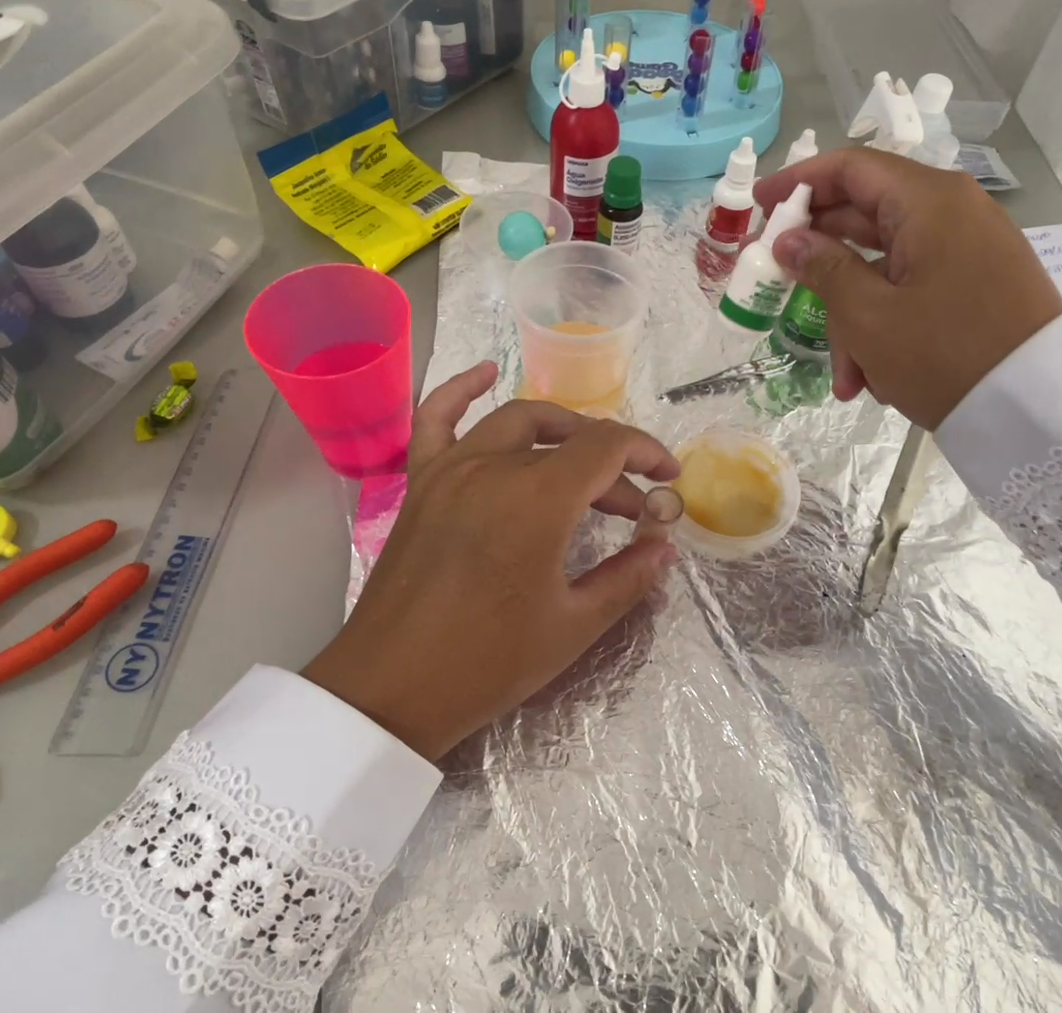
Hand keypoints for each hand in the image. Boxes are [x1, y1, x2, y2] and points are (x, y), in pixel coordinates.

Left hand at [301, 362, 681, 759]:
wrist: (392, 687)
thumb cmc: (487, 663)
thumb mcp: (573, 626)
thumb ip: (627, 578)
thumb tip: (664, 547)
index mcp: (537, 499)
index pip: (607, 446)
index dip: (648, 454)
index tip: (669, 481)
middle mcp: (493, 467)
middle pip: (567, 438)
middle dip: (611, 463)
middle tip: (631, 509)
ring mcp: (449, 470)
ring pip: (514, 422)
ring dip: (559, 434)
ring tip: (585, 467)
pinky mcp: (420, 484)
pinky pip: (436, 419)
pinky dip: (462, 390)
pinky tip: (485, 374)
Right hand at [753, 148, 1061, 428]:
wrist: (1037, 407)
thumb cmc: (944, 354)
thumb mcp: (869, 316)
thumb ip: (822, 268)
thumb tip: (789, 239)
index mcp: (928, 201)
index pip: (851, 167)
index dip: (799, 182)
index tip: (758, 205)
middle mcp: (952, 211)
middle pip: (865, 220)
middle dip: (821, 268)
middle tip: (778, 292)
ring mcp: (968, 249)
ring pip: (887, 267)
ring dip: (854, 319)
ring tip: (846, 378)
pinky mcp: (978, 283)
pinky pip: (915, 290)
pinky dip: (887, 325)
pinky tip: (874, 377)